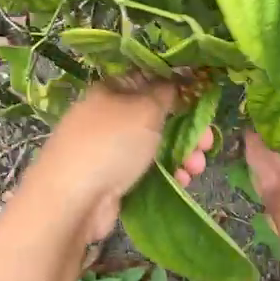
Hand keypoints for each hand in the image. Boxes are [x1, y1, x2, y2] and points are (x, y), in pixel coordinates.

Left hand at [24, 82, 210, 241]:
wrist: (72, 201)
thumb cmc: (111, 143)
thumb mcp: (145, 109)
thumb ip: (166, 93)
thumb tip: (176, 79)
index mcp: (112, 90)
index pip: (149, 80)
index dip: (178, 88)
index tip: (202, 101)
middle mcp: (108, 116)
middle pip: (157, 116)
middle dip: (187, 129)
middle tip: (208, 142)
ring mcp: (109, 149)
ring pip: (154, 145)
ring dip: (182, 153)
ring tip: (196, 168)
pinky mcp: (111, 179)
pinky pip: (146, 169)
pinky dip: (166, 173)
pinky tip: (182, 181)